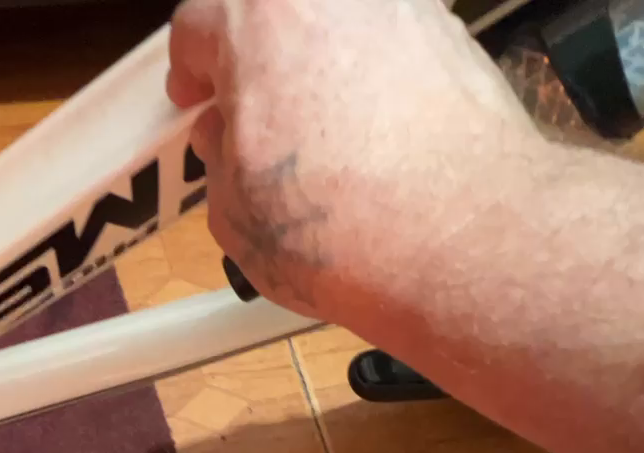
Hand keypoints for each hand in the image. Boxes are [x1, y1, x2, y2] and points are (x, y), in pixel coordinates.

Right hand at [167, 0, 550, 325]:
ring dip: (314, 68)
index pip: (197, 26)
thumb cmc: (338, 227)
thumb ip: (216, 162)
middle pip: (270, 16)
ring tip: (320, 137)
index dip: (188, 71)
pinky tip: (372, 141)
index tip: (194, 99)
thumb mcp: (234, 216)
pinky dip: (369, 81)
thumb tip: (224, 140)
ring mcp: (397, 6)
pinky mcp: (450, 34)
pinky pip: (387, 47)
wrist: (455, 238)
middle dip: (253, 63)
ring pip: (332, 27)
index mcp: (256, 22)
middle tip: (251, 117)